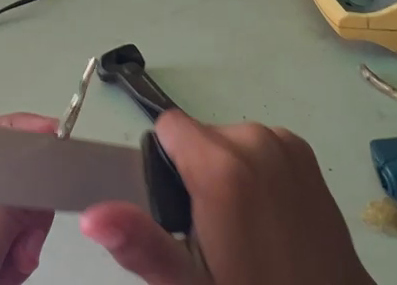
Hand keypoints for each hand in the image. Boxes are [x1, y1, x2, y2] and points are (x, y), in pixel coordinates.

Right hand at [80, 111, 373, 284]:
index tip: (178, 212)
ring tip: (243, 231)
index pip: (167, 127)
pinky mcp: (305, 153)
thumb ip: (141, 242)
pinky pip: (258, 147)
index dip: (164, 167)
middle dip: (194, 175)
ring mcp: (284, 143)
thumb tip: (91, 216)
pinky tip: (267, 219)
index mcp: (222, 165)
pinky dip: (254, 173)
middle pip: (197, 137)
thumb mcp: (190, 283)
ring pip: (227, 142)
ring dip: (225, 174)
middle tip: (212, 235)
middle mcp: (254, 139)